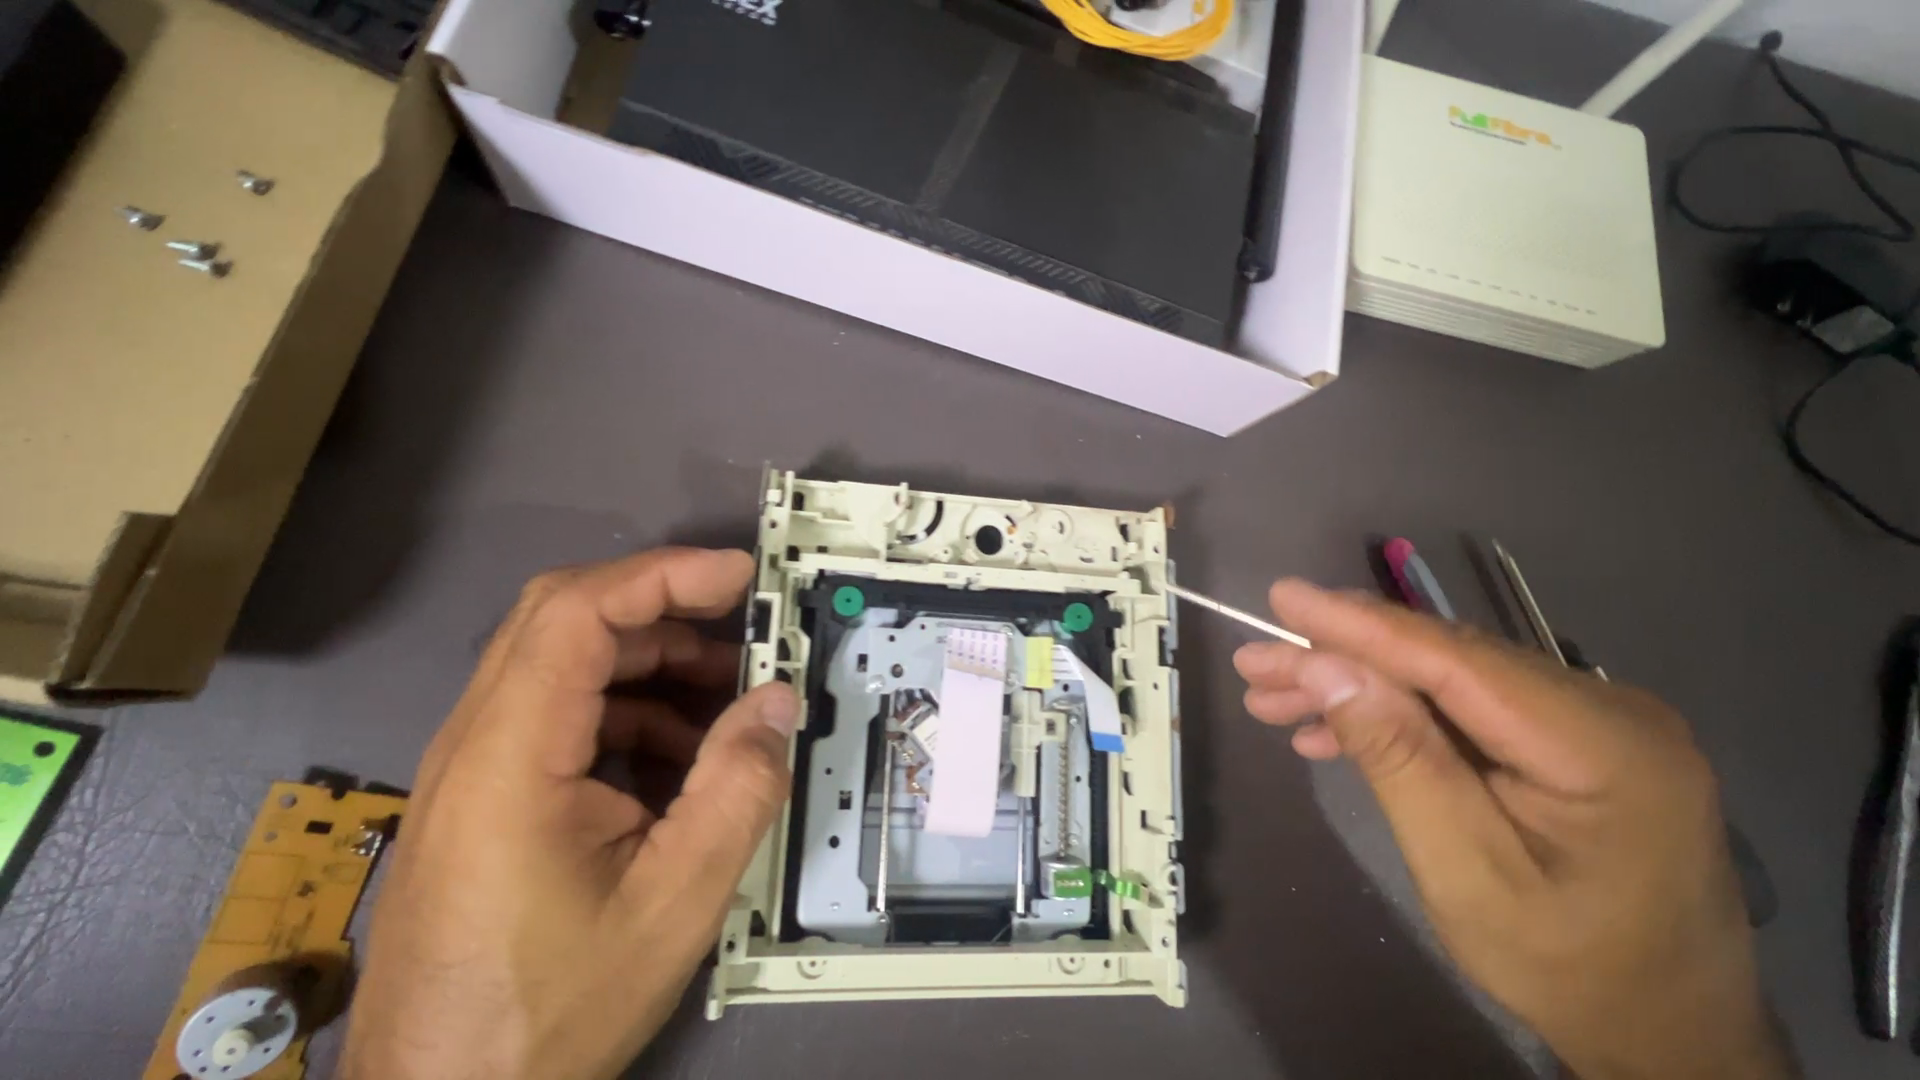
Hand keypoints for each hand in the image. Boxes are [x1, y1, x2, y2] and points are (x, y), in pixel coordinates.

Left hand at [337, 548, 798, 1079]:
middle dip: (663, 608)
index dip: (663, 575)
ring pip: (563, 665)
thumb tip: (777, 703)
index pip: (577, 613)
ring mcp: (474, 770)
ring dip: (650, 662)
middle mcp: (477, 744)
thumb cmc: (550, 1009)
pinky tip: (681, 758)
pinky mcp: (485, 797)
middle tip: (743, 627)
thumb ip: (736, 792)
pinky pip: (559, 717)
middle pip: (562, 620)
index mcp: (512, 758)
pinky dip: (628, 711)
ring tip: (727, 698)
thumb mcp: (674, 903)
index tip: (738, 577)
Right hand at [1234, 580, 1794, 1079]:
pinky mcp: (1574, 742)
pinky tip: (1335, 733)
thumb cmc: (1566, 968)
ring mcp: (1595, 722)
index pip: (1453, 658)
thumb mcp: (1464, 870)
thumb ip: (1398, 758)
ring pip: (1449, 682)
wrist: (1670, 1035)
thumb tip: (1326, 667)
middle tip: (1255, 665)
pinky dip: (1400, 717)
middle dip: (1342, 659)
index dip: (1359, 625)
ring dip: (1360, 688)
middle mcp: (1608, 709)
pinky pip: (1470, 712)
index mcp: (1600, 743)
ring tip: (1275, 699)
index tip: (1281, 596)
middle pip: (1445, 663)